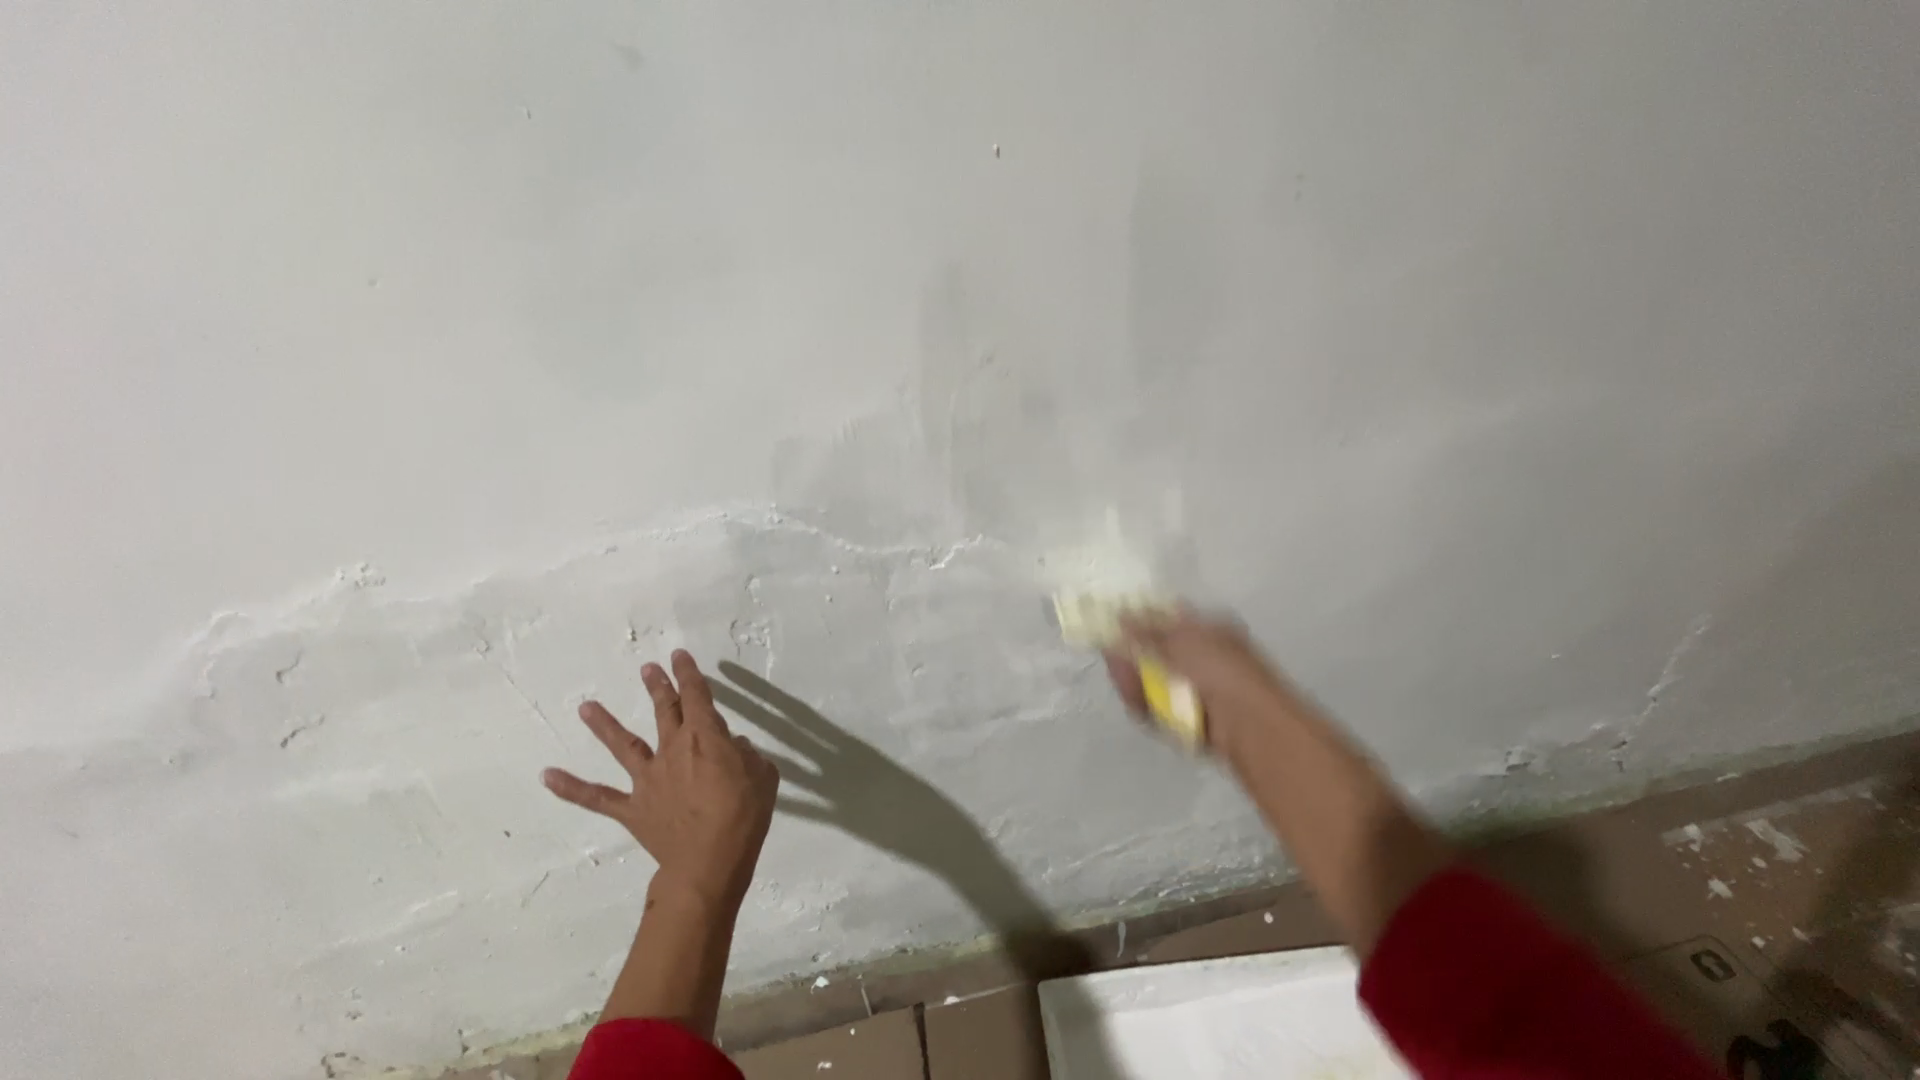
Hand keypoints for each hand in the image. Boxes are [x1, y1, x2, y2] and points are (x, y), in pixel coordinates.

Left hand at [543, 650, 779, 910]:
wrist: (709, 862)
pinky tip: (547, 776)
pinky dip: (572, 788)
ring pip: (624, 745)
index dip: (689, 674)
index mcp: (706, 738)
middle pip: (664, 711)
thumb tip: (733, 748)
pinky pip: (598, 797)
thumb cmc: (744, 816)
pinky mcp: (633, 808)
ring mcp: (648, 779)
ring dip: (604, 725)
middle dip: (658, 687)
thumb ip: (747, 756)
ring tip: (586, 706)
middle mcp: (673, 750)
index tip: (679, 656)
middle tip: (648, 668)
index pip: (697, 697)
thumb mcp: (763, 776)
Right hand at [1104, 610, 1299, 751]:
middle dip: (1133, 657)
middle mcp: (1206, 655)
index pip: (1167, 617)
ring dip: (1137, 684)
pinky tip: (1138, 706)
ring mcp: (1200, 688)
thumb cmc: (1219, 671)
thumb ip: (1145, 631)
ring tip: (1127, 688)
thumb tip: (1119, 616)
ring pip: (1156, 681)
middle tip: (1114, 662)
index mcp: (1209, 627)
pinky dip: (1148, 707)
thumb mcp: (1179, 641)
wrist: (1250, 725)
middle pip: (1157, 651)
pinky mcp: (1192, 716)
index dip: (1139, 620)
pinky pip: (1161, 707)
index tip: (1112, 625)